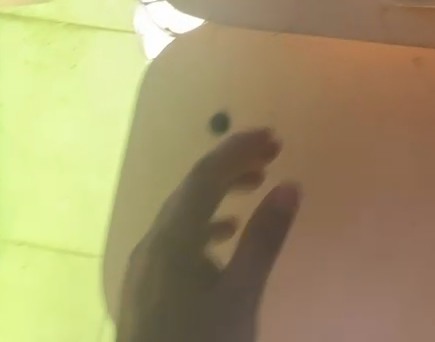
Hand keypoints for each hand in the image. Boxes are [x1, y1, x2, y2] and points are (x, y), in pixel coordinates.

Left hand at [120, 128, 300, 341]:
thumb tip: (290, 184)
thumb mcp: (241, 297)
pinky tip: (227, 232)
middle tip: (274, 153)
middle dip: (233, 164)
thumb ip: (264, 238)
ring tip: (257, 184)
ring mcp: (145, 267)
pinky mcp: (147, 288)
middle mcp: (152, 245)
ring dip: (221, 189)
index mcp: (172, 240)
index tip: (275, 138)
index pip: (206, 176)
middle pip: (192, 187)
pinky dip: (207, 219)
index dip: (239, 149)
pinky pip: (178, 234)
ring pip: (184, 209)